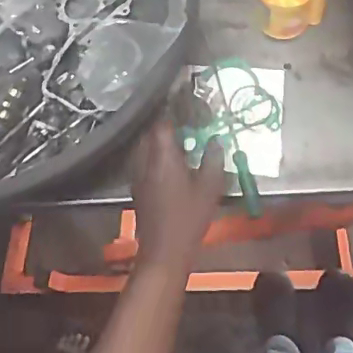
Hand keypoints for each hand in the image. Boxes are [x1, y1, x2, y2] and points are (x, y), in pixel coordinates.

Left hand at [128, 119, 225, 268]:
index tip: (188, 102)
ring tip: (180, 137)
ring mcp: (137, 173)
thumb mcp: (210, 187)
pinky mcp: (137, 186)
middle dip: (167, 123)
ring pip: (145, 145)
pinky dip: (155, 153)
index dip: (174, 109)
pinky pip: (144, 159)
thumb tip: (215, 141)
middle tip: (187, 120)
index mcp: (162, 156)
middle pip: (151, 131)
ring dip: (160, 138)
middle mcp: (144, 160)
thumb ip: (213, 159)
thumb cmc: (189, 217)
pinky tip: (171, 159)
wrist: (164, 250)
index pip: (163, 122)